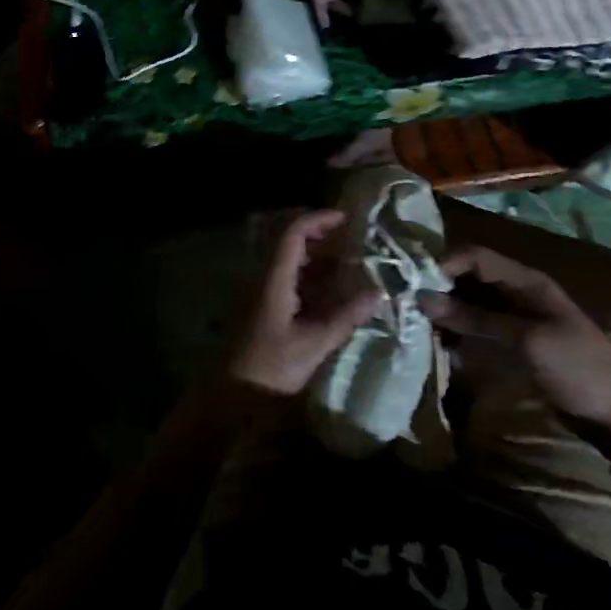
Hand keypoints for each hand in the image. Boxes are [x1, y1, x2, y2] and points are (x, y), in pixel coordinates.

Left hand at [228, 210, 384, 394]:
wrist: (231, 391)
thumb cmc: (270, 367)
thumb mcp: (314, 344)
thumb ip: (345, 316)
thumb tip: (379, 293)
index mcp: (272, 278)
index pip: (291, 233)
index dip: (317, 219)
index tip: (347, 218)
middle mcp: (261, 275)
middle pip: (285, 238)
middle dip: (317, 231)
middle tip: (351, 236)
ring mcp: (258, 287)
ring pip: (284, 255)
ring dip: (313, 251)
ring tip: (348, 257)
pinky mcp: (259, 302)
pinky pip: (284, 273)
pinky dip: (306, 270)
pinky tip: (330, 284)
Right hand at [420, 246, 610, 453]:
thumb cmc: (579, 369)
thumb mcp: (526, 339)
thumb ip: (474, 317)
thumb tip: (421, 297)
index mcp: (526, 281)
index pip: (474, 256)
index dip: (443, 263)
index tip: (415, 284)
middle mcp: (516, 292)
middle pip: (466, 276)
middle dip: (437, 286)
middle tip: (408, 304)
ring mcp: (512, 317)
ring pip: (466, 300)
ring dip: (443, 309)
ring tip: (417, 323)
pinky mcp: (509, 340)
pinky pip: (473, 324)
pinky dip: (453, 328)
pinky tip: (438, 340)